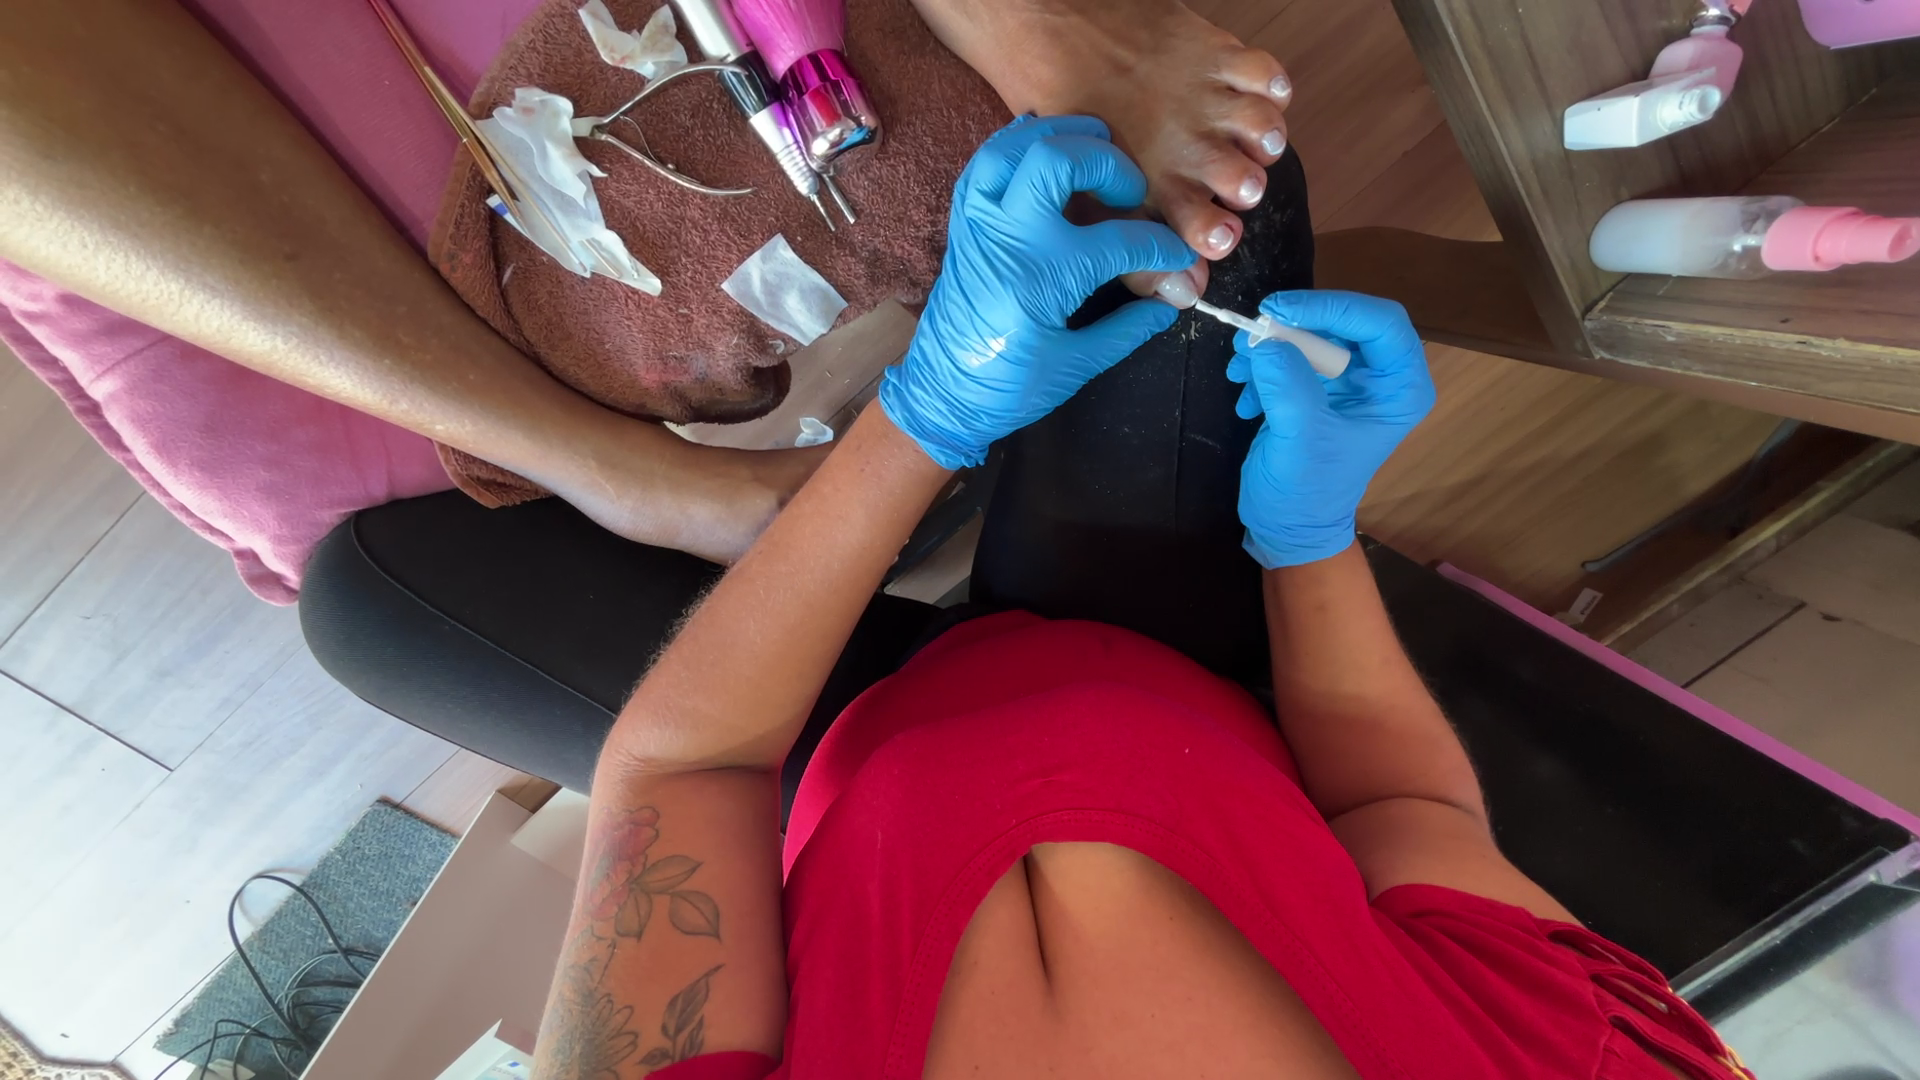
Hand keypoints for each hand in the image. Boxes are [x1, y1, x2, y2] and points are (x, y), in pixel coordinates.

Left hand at [879, 115, 1196, 468]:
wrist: (942, 399)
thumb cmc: (1008, 390)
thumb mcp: (1076, 366)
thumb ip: (1127, 329)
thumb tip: (1170, 302)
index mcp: (1043, 277)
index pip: (1120, 241)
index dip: (1161, 246)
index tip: (1179, 255)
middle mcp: (1008, 237)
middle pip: (1060, 158)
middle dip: (1107, 161)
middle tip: (1130, 189)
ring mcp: (979, 225)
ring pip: (1015, 146)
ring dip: (1060, 137)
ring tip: (1094, 152)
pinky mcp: (963, 226)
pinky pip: (985, 164)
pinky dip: (1017, 148)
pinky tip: (1044, 157)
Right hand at [1228, 290, 1433, 567]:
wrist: (1284, 525)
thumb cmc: (1305, 491)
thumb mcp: (1300, 439)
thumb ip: (1288, 387)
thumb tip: (1264, 342)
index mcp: (1398, 388)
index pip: (1379, 323)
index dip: (1332, 308)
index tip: (1279, 311)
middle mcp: (1377, 378)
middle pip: (1340, 324)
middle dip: (1292, 328)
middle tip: (1250, 334)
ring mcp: (1342, 384)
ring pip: (1309, 338)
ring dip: (1268, 349)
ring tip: (1238, 373)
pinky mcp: (1311, 390)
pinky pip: (1287, 358)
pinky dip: (1260, 370)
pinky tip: (1245, 401)